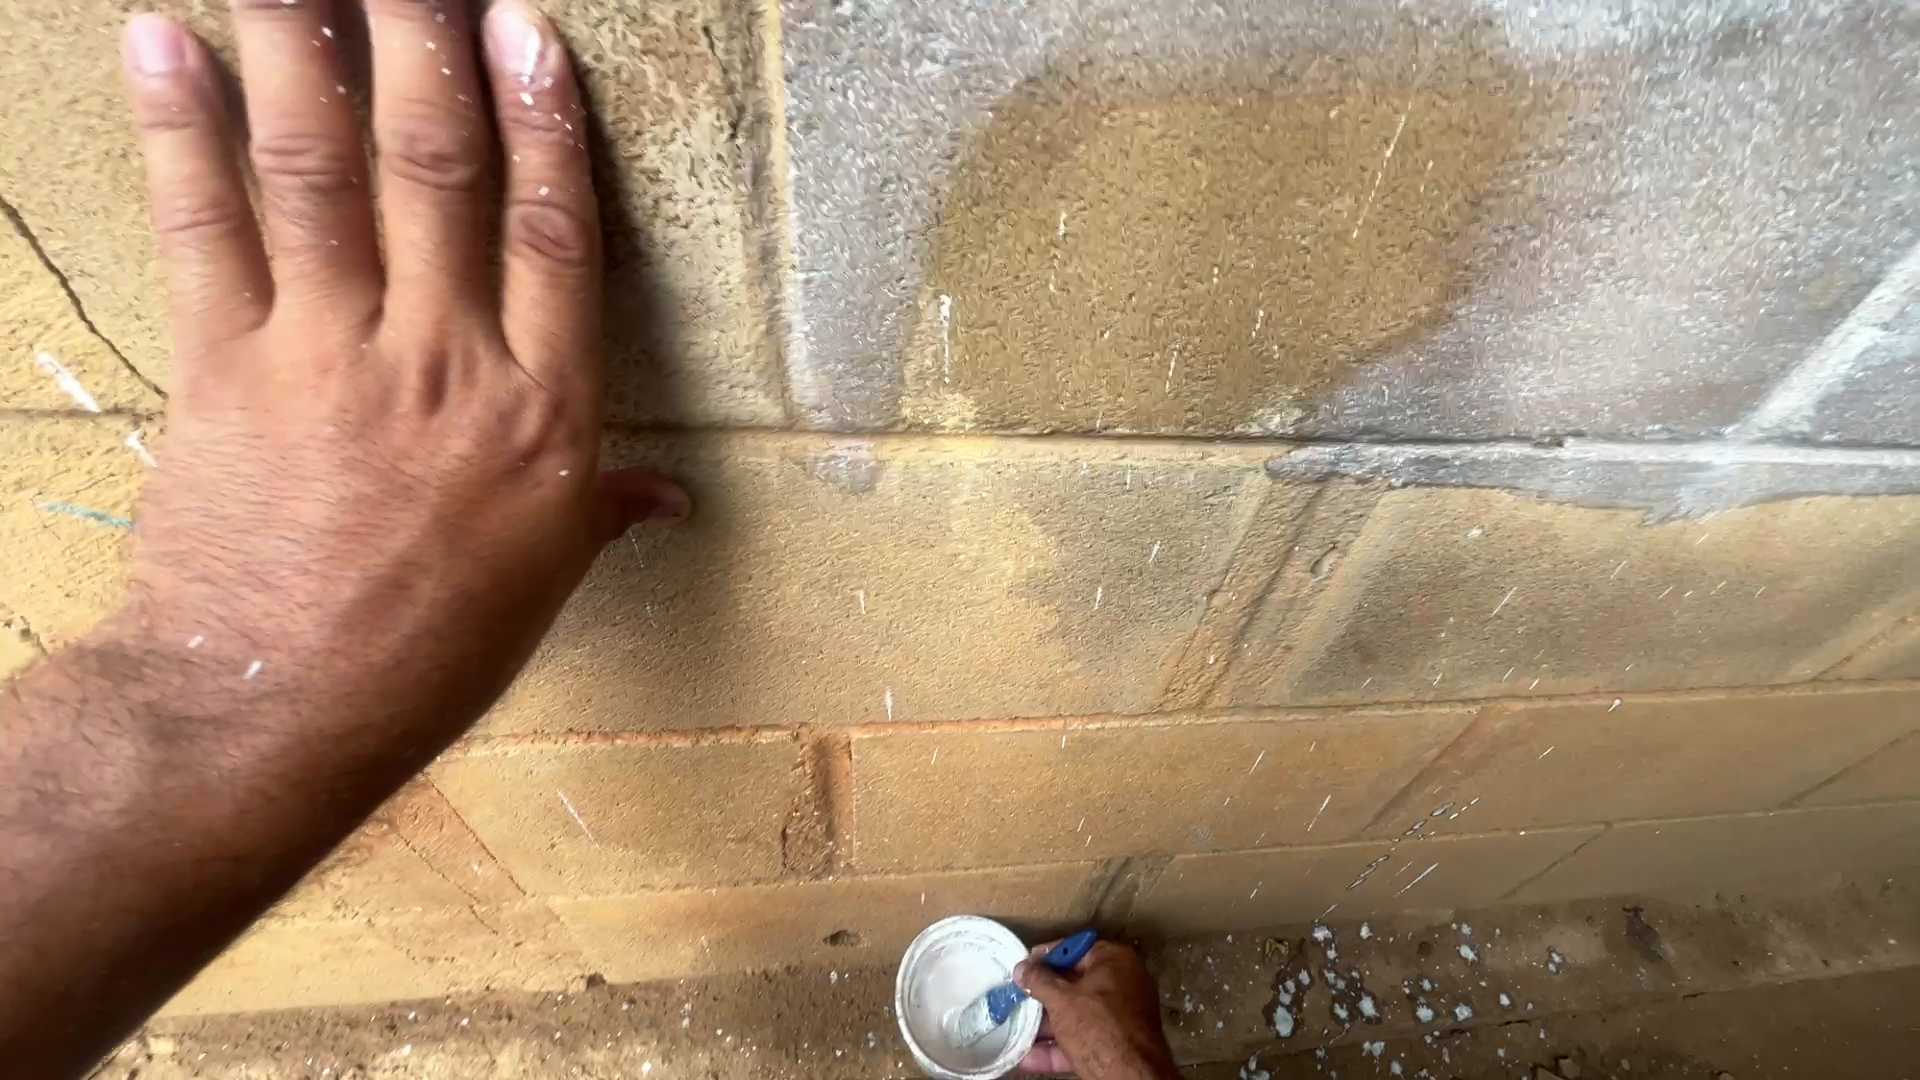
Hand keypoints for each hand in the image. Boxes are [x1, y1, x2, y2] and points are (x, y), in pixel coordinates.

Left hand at [117, 0, 684, 736]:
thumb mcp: (554, 568)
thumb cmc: (450, 635)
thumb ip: (608, 503)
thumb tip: (673, 498)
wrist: (284, 698)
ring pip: (317, 177)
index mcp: (541, 415)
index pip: (555, 245)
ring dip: (308, 53)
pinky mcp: (228, 365)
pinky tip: (173, 43)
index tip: (531, 39)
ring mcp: (328, 354)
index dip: (545, 134)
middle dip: (427, 52)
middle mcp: (443, 363)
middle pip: (436, 180)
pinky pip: (208, 228)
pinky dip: (186, 130)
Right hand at [1015, 940, 1179, 1079]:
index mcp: (1115, 960)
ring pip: (1078, 1015)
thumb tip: (1022, 968)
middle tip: (1019, 996)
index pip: (1075, 948)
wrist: (1131, 1079)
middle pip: (1075, 984)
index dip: (1047, 956)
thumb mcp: (1062, 1000)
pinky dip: (1058, 1047)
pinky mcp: (1117, 1046)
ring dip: (1047, 1025)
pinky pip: (1084, 1039)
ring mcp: (1122, 1017)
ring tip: (1018, 1027)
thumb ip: (1039, 981)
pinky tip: (1029, 1056)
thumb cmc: (1098, 1026)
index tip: (1025, 965)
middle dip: (1044, 995)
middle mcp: (1123, 983)